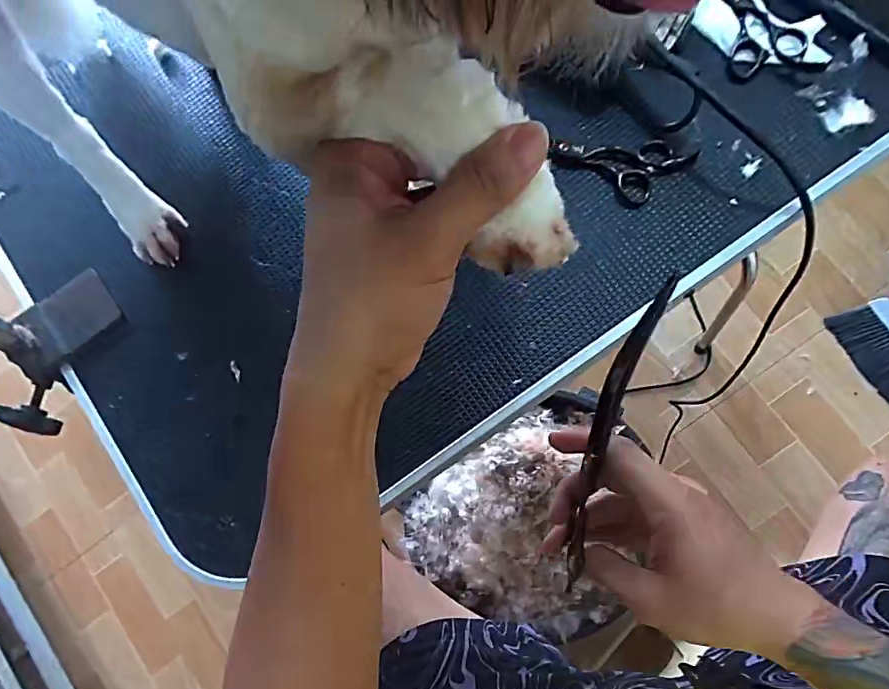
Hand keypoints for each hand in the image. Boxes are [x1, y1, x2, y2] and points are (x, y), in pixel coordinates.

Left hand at [288, 124, 547, 397]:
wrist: (352, 371)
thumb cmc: (377, 298)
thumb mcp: (431, 238)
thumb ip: (481, 187)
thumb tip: (535, 136)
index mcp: (352, 156)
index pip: (416, 117)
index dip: (468, 119)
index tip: (519, 124)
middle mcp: (363, 177)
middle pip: (432, 155)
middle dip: (481, 164)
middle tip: (534, 161)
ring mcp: (382, 214)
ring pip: (442, 190)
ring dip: (482, 198)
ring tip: (531, 191)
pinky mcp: (401, 246)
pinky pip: (443, 221)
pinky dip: (472, 225)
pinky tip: (508, 226)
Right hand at [541, 427, 823, 656]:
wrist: (771, 615)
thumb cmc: (715, 608)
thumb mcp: (650, 599)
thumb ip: (608, 569)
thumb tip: (581, 551)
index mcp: (670, 502)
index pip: (620, 453)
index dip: (583, 442)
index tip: (551, 443)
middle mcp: (677, 494)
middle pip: (616, 476)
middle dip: (576, 496)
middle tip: (551, 533)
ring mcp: (685, 508)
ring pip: (626, 499)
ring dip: (593, 519)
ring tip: (561, 550)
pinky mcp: (689, 523)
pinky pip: (644, 516)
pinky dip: (617, 529)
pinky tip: (593, 551)